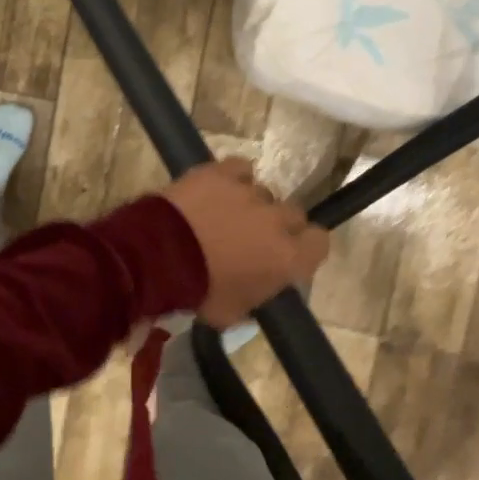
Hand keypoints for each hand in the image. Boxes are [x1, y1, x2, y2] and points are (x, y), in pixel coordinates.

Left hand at [162, 158, 328, 328]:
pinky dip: (232, 175)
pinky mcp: (220, 173)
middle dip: (277, 222)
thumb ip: (254, 296)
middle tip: (252, 233)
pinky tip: (218, 185)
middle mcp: (277, 222)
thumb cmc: (198, 291)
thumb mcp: (234, 312)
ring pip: (263, 191)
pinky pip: (238, 167)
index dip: (304, 245)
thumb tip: (253, 289)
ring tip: (224, 210)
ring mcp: (249, 192)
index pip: (319, 242)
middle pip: (292, 213)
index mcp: (289, 259)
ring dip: (250, 201)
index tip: (287, 250)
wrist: (158, 255)